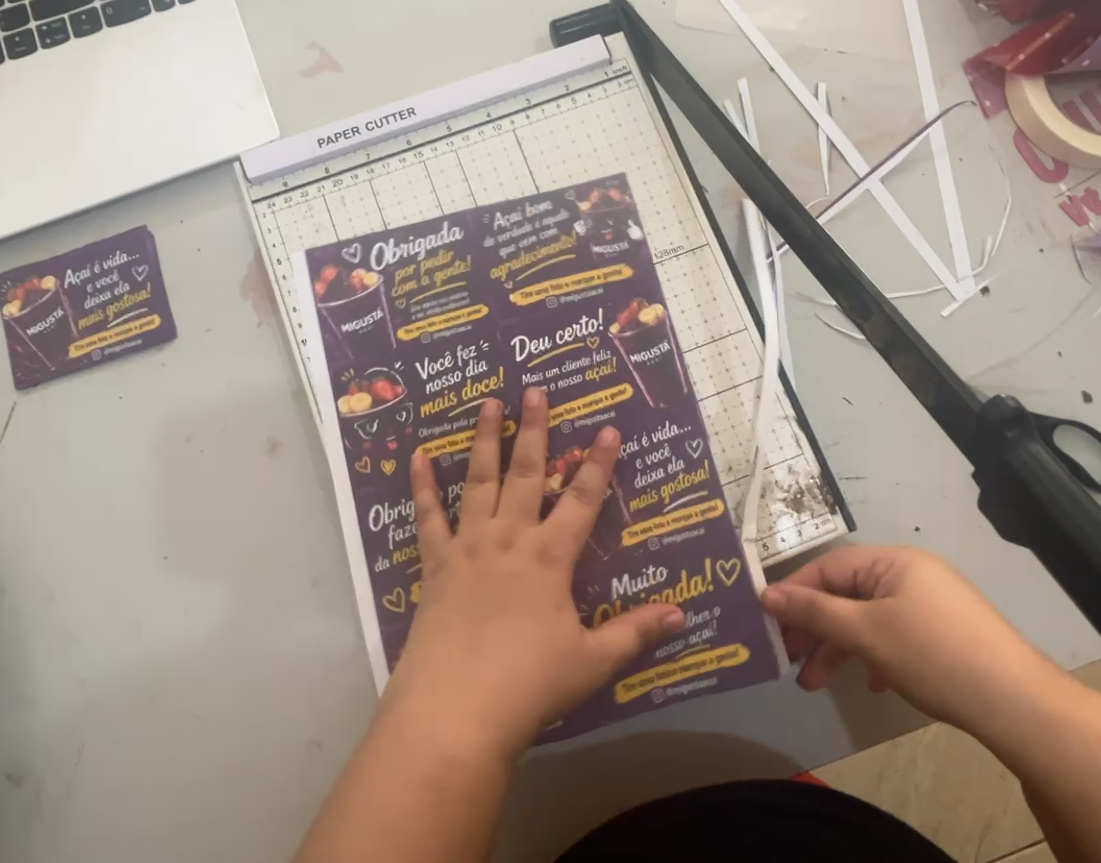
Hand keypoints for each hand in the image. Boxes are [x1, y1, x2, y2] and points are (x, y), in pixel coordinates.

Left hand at [384, 388, 685, 759]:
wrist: (455, 710)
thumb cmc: (529, 685)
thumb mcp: (592, 662)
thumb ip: (635, 633)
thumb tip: (683, 614)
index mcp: (551, 558)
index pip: (584, 500)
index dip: (598, 464)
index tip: (607, 428)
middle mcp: (510, 539)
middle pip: (527, 475)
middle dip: (535, 430)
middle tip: (535, 390)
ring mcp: (468, 548)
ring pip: (478, 482)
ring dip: (484, 440)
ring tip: (488, 403)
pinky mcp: (435, 565)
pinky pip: (427, 517)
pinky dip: (422, 485)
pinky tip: (417, 455)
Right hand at [760, 545, 1062, 731]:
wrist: (1016, 703)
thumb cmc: (933, 656)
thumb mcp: (866, 633)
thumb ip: (814, 612)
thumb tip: (765, 593)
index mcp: (893, 562)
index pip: (828, 568)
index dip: (794, 593)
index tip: (766, 622)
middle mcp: (910, 574)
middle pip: (846, 594)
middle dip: (815, 629)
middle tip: (790, 660)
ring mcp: (930, 603)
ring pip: (867, 618)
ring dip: (839, 649)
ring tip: (815, 684)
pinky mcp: (944, 633)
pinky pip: (893, 634)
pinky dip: (872, 655)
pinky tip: (872, 684)